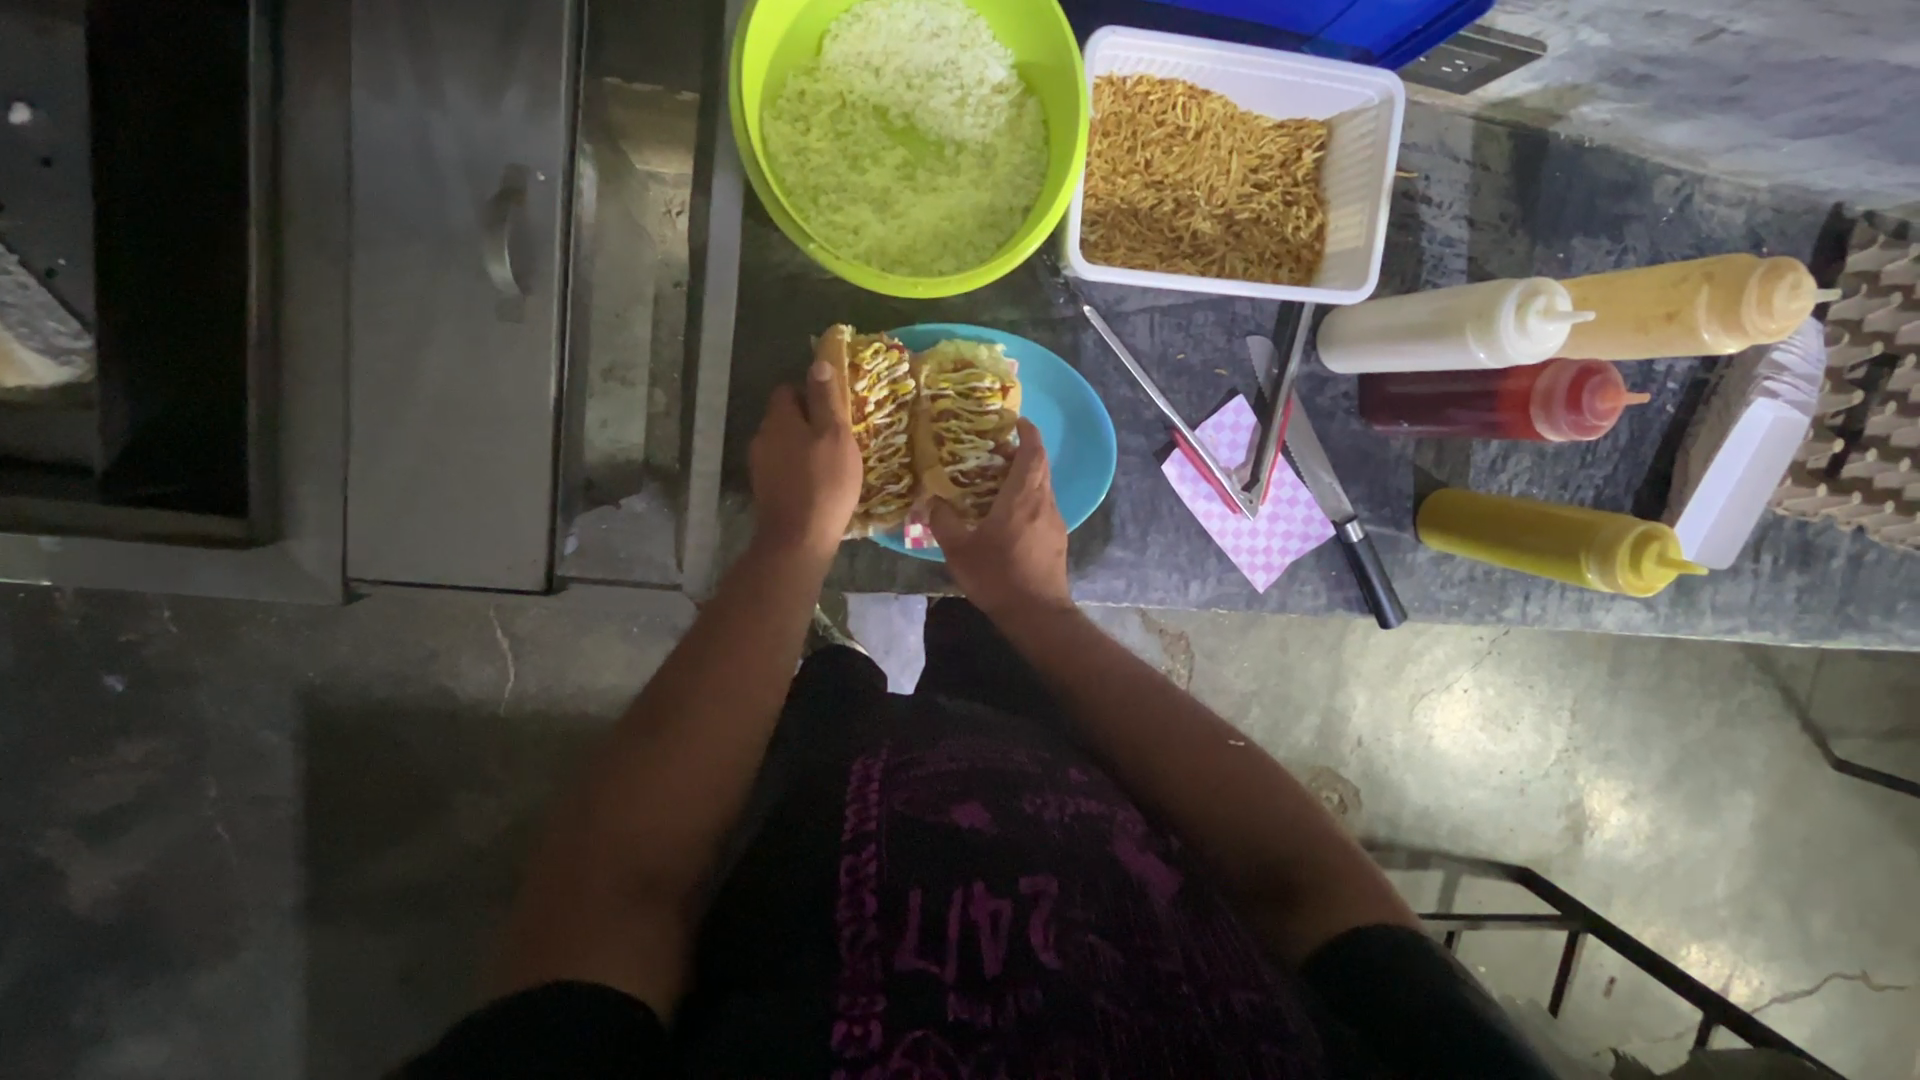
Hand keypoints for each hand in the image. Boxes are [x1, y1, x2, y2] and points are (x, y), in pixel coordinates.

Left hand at [749, 360, 862, 559]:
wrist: (798, 539)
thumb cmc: (824, 483)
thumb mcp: (835, 436)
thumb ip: (826, 399)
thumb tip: (818, 363)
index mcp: (778, 419)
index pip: (787, 390)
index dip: (810, 393)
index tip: (834, 409)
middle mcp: (762, 437)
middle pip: (784, 417)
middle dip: (808, 422)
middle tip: (839, 436)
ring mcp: (759, 466)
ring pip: (784, 444)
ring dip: (804, 447)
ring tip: (832, 462)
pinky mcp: (764, 490)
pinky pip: (783, 467)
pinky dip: (799, 469)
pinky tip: (818, 484)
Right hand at [928, 418, 1070, 618]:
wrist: (1036, 614)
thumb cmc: (997, 576)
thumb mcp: (959, 549)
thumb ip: (943, 521)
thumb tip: (933, 502)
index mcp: (1023, 496)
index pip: (1033, 451)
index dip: (1027, 432)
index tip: (1015, 422)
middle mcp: (1045, 502)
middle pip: (1039, 466)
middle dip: (1020, 454)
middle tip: (993, 454)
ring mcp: (1055, 521)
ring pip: (1042, 488)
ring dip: (1023, 479)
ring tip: (994, 484)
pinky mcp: (1057, 540)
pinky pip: (1043, 507)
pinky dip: (1027, 500)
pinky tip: (1006, 516)